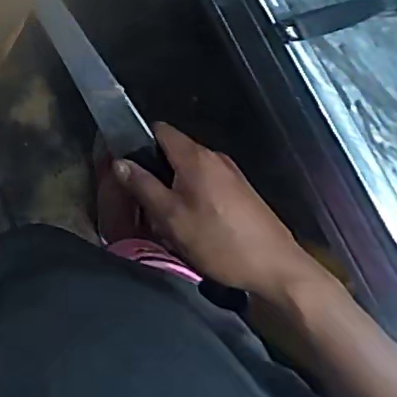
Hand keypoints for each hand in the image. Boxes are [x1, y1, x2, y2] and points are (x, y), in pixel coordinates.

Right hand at [113, 123, 321, 298]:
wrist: (276, 267)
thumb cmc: (220, 241)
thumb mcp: (172, 218)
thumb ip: (143, 186)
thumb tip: (120, 162)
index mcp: (195, 156)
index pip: (160, 129)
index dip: (139, 140)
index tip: (126, 163)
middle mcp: (214, 157)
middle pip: (174, 151)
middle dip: (155, 172)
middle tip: (142, 201)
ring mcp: (231, 173)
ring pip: (189, 171)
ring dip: (173, 188)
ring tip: (165, 219)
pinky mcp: (241, 191)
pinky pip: (206, 184)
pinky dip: (192, 197)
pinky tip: (191, 226)